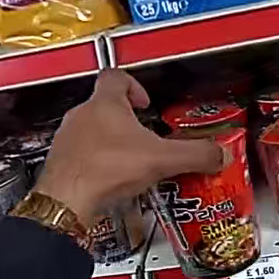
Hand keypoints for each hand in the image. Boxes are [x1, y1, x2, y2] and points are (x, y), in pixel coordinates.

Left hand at [33, 70, 225, 219]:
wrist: (67, 201)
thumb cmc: (104, 170)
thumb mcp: (162, 160)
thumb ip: (195, 154)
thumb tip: (218, 153)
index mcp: (105, 104)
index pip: (116, 77)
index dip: (134, 86)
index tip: (145, 101)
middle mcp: (81, 116)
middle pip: (104, 106)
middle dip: (126, 120)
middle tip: (144, 136)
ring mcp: (67, 139)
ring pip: (91, 131)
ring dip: (109, 141)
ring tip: (130, 161)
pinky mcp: (60, 162)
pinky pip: (80, 155)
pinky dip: (96, 163)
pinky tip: (111, 181)